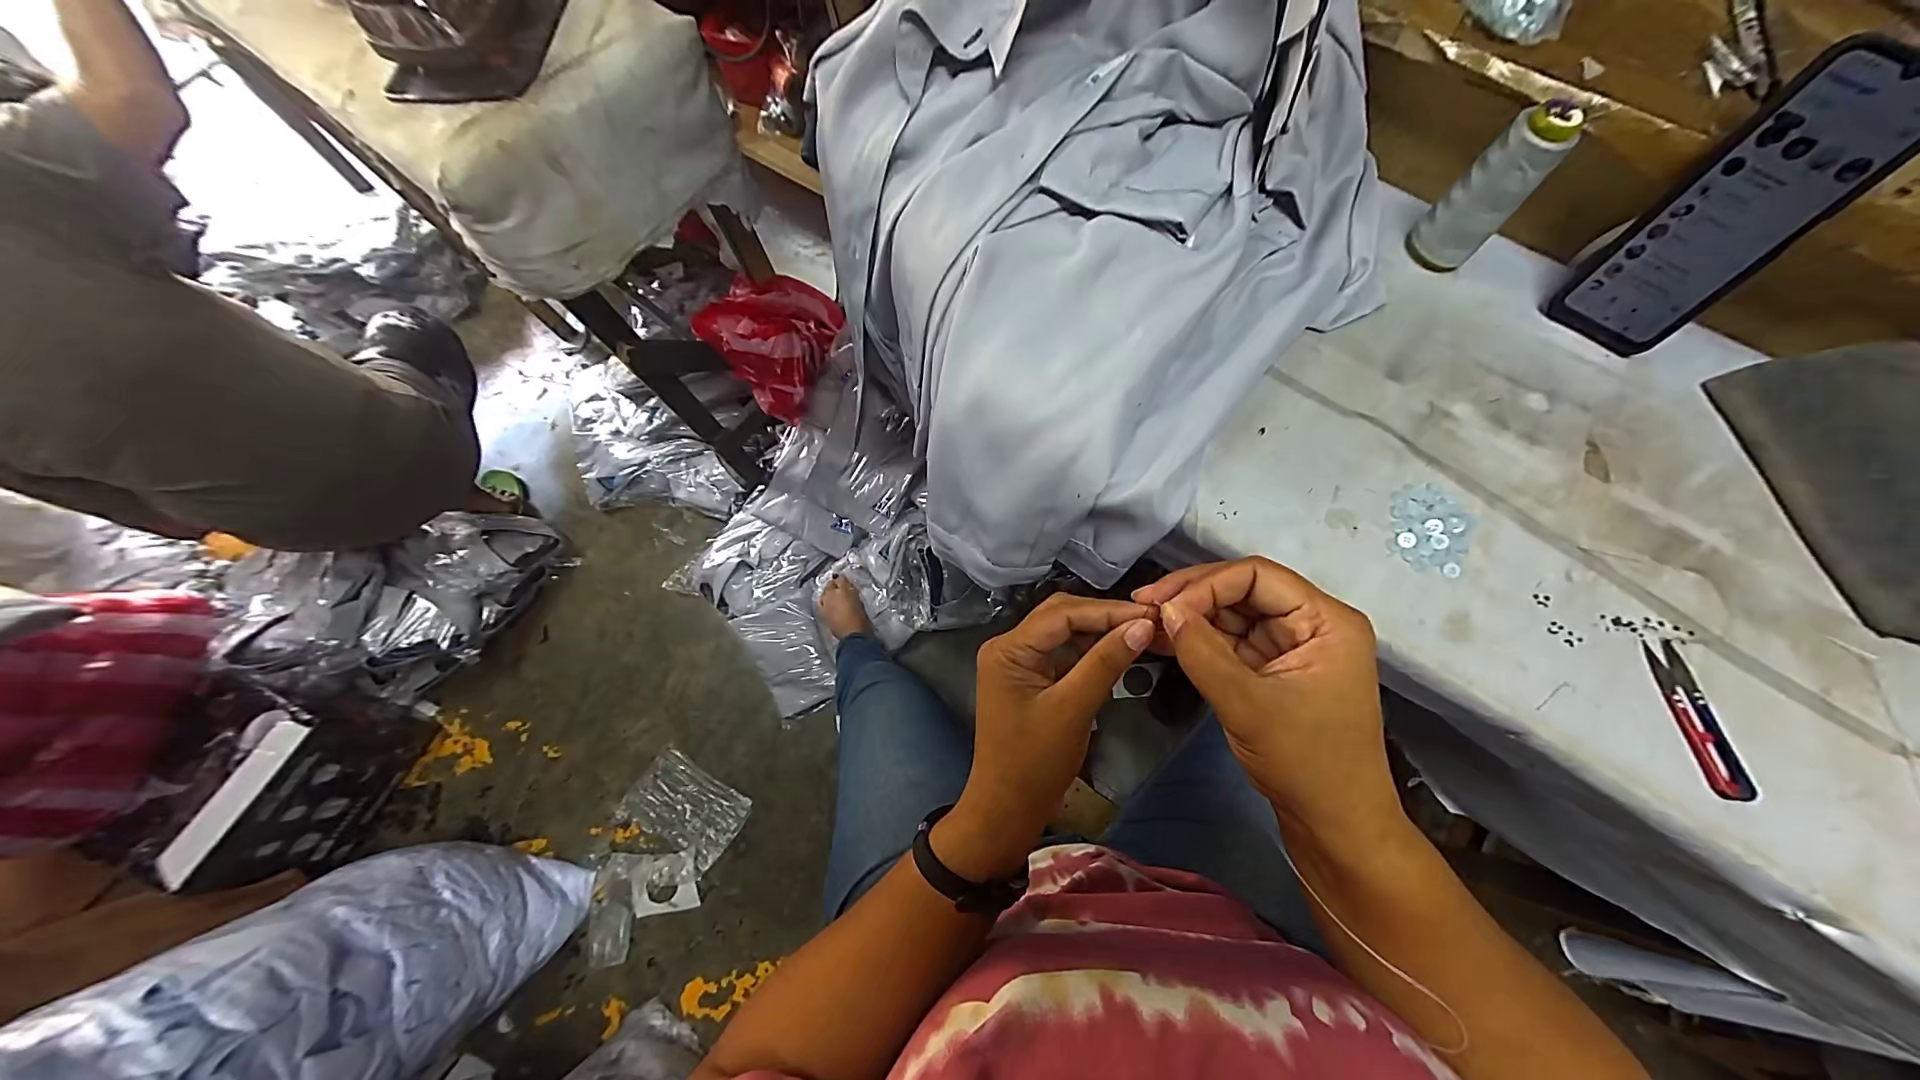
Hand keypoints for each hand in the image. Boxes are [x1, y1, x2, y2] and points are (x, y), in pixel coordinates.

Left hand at [939, 594, 1155, 879]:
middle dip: (1105, 616)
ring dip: (1101, 631)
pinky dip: (1092, 650)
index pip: (1062, 613)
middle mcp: (1009, 646)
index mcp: (1008, 649)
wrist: (1008, 808)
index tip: (1152, 614)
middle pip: (1061, 615)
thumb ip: (1106, 663)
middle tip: (1150, 621)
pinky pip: (1064, 653)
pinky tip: (1120, 650)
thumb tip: (1142, 626)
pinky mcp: (1031, 677)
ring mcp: (1019, 662)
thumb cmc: (1035, 762)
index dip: (1108, 610)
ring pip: (1064, 632)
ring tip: (1142, 631)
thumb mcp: (1073, 709)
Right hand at [1134, 558, 1400, 839]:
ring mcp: (1288, 647)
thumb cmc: (1306, 763)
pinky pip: (1227, 641)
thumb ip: (1202, 652)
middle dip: (1191, 596)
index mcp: (1325, 621)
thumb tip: (1164, 611)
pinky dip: (1196, 640)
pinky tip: (1163, 640)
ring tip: (1144, 622)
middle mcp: (1309, 624)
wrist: (1333, 826)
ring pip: (1230, 613)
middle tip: (1143, 605)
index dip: (1205, 585)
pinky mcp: (1269, 670)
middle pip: (1241, 589)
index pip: (1256, 576)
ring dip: (1188, 616)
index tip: (1162, 608)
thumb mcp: (1248, 705)